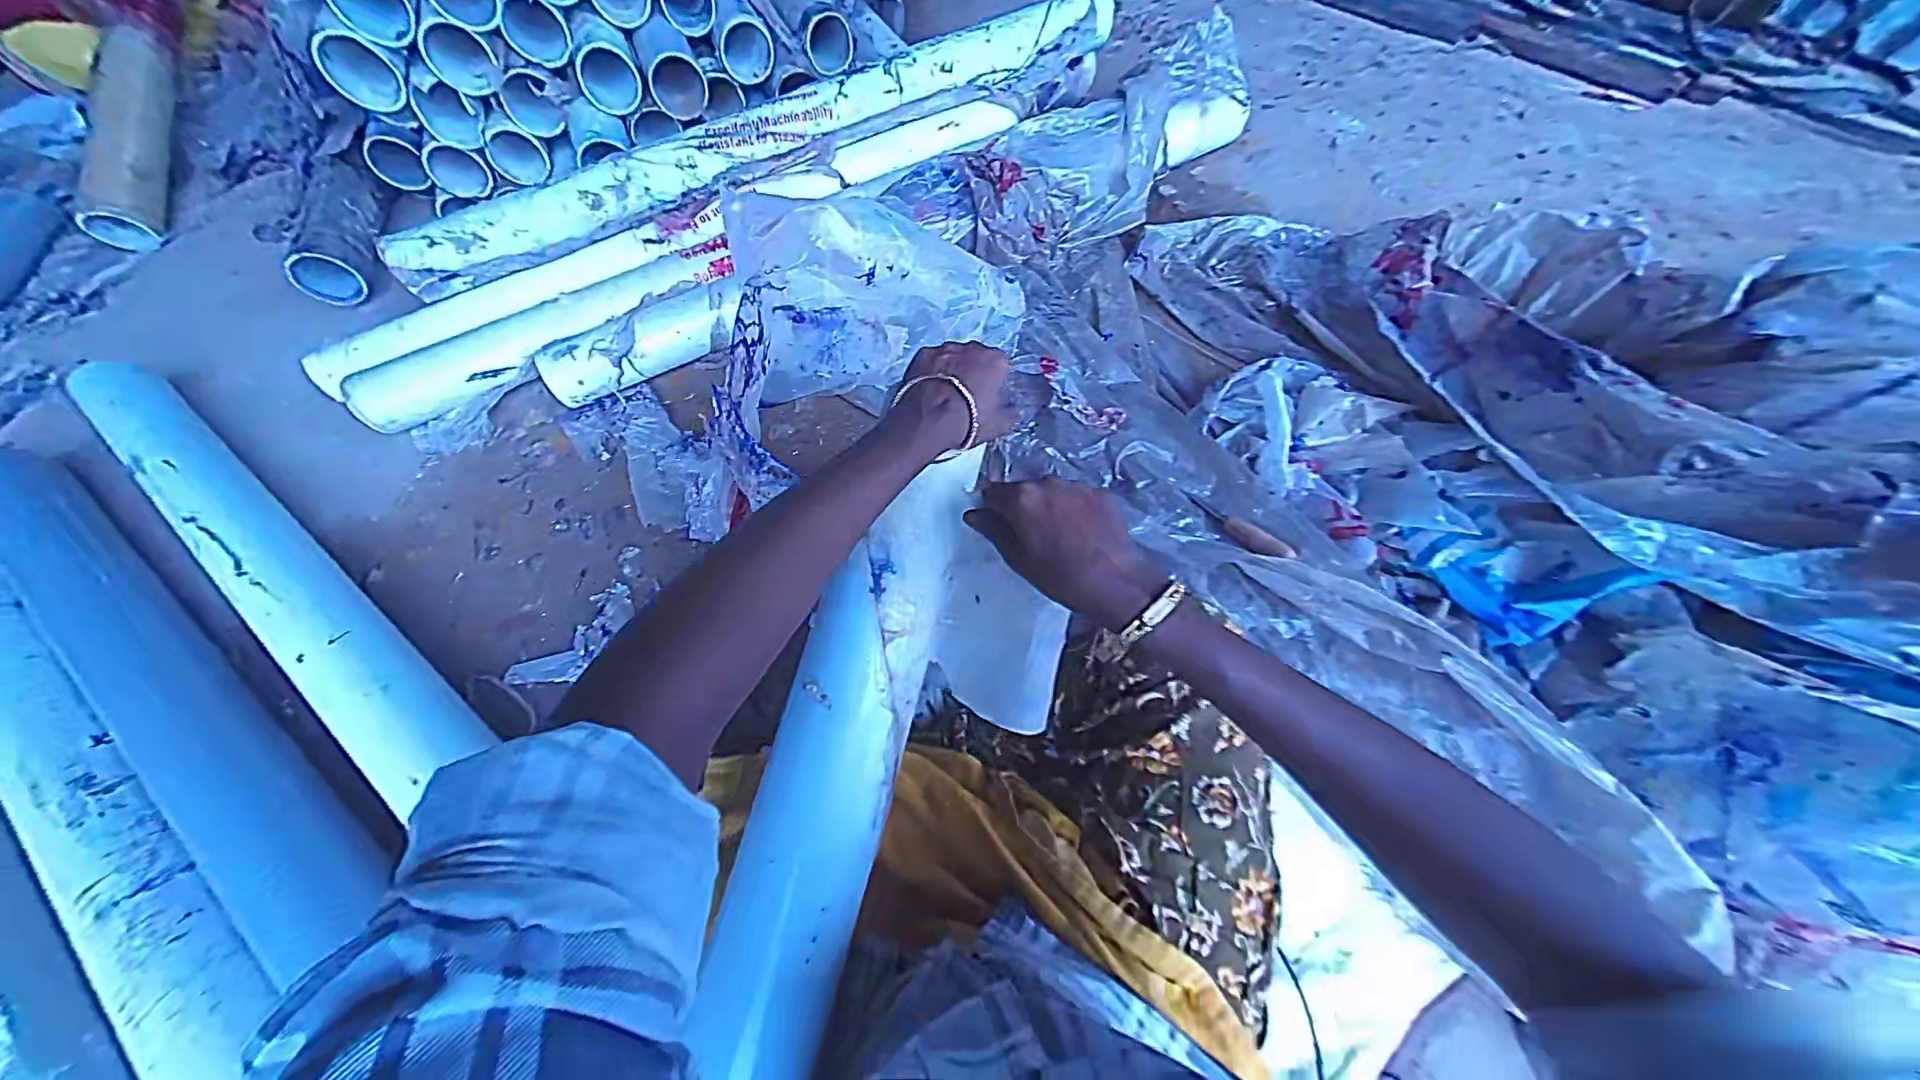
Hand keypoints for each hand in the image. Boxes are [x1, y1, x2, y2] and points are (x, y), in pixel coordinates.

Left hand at [890, 342, 1015, 453]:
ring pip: (952, 356)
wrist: (929, 420)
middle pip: (976, 357)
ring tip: (945, 393)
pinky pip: (931, 360)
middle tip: (966, 394)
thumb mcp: (1000, 424)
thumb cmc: (969, 420)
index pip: (1001, 366)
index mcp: (996, 360)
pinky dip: (931, 370)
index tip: (988, 395)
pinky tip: (928, 387)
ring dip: (951, 369)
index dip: (995, 381)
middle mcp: (972, 347)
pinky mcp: (923, 353)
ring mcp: (945, 348)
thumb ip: (1011, 414)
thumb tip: (1015, 412)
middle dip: (972, 371)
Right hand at [963, 478, 1167, 628]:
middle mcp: (1047, 483)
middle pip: (1024, 489)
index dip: (991, 506)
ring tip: (1058, 534)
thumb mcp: (1019, 559)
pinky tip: (1080, 531)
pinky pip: (1077, 496)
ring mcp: (1077, 485)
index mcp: (1022, 498)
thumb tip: (973, 514)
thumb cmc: (1061, 576)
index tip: (995, 521)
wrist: (1116, 580)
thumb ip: (993, 530)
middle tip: (1029, 534)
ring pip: (1052, 491)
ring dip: (1049, 505)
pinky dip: (1073, 508)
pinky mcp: (1100, 492)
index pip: (993, 492)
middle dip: (1022, 505)